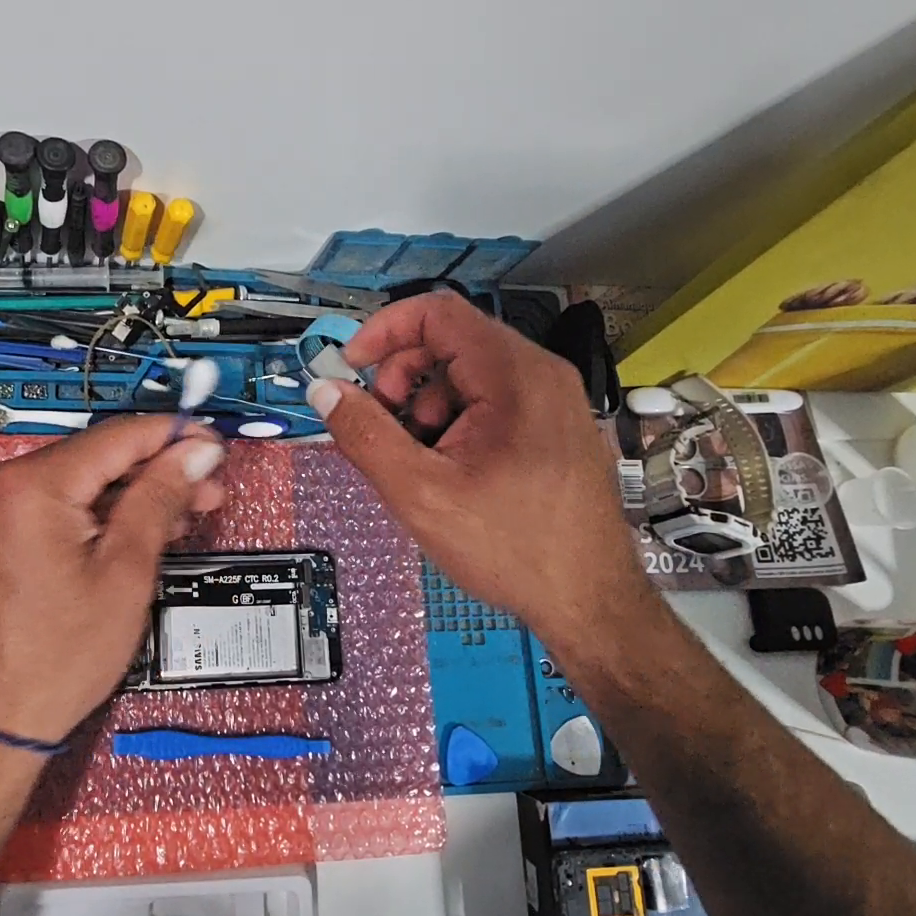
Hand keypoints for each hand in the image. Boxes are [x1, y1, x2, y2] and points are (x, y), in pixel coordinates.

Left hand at [0, 416, 226, 743]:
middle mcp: (0, 480)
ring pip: (78, 481)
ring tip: (182, 519)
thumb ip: (160, 498)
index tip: (217, 447)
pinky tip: (137, 531)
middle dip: (157, 473)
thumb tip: (198, 450)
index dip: (174, 436)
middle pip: (97, 457)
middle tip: (209, 495)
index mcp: (32, 484)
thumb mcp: (125, 573)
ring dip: (130, 495)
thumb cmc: (61, 656)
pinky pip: (54, 504)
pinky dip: (97, 514)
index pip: (117, 436)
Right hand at [305, 291, 647, 642]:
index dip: (382, 331)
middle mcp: (539, 374)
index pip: (437, 312)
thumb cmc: (510, 547)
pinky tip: (448, 469)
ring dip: (424, 405)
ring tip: (418, 460)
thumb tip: (324, 391)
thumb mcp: (420, 493)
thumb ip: (365, 435)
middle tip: (382, 427)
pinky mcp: (554, 426)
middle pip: (450, 341)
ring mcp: (552, 400)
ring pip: (467, 374)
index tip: (349, 370)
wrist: (590, 602)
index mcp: (513, 376)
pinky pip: (490, 400)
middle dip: (400, 377)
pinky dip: (454, 421)